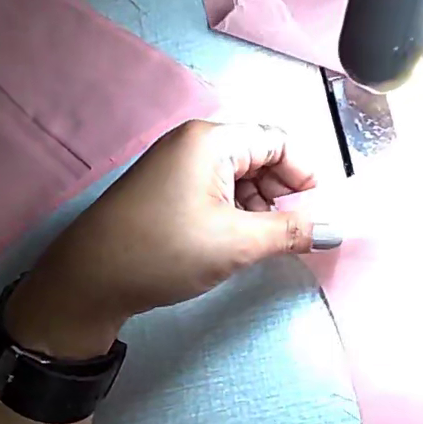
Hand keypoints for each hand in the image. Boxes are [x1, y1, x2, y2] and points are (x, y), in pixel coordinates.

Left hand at [6, 121, 328, 358]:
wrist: (87, 282)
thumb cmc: (164, 252)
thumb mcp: (237, 244)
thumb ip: (291, 232)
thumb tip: (335, 231)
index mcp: (211, 141)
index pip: (278, 142)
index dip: (305, 176)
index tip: (318, 213)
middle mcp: (194, 143)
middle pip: (259, 156)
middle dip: (283, 192)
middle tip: (295, 231)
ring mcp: (176, 164)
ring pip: (238, 175)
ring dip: (260, 204)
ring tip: (266, 240)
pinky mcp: (166, 188)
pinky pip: (216, 189)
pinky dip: (236, 210)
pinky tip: (238, 239)